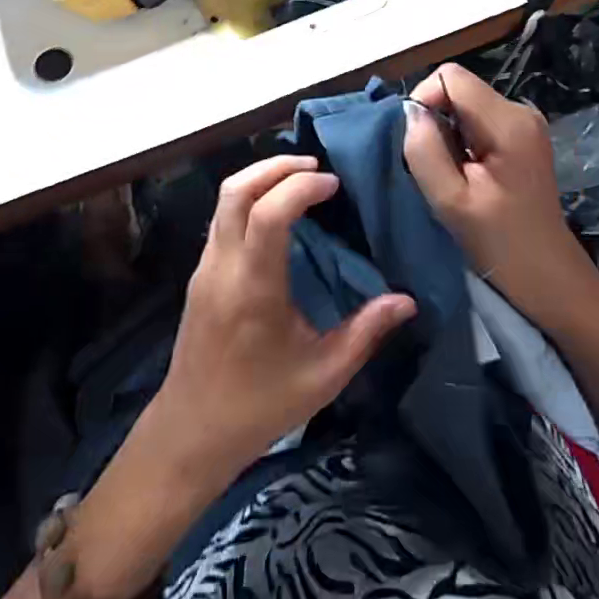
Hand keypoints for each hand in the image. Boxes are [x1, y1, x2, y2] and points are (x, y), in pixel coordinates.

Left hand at [154, 155, 416, 472]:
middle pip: (235, 190)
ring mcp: (205, 268)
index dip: (300, 187)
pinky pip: (222, 219)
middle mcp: (222, 267)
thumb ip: (365, 333)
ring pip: (223, 200)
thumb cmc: (259, 406)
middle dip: (275, 166)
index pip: (267, 213)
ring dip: (260, 179)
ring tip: (301, 181)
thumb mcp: (323, 376)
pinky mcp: (200, 275)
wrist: (191, 431)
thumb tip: (407, 300)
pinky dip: (249, 200)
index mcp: (253, 288)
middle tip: (315, 167)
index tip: (333, 185)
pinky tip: (278, 214)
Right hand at [403, 64, 598, 332]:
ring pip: (465, 105)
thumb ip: (425, 149)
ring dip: (447, 134)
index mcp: (507, 122)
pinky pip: (477, 121)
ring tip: (452, 176)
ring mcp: (524, 123)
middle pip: (458, 89)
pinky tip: (467, 176)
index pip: (449, 77)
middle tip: (436, 168)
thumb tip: (411, 112)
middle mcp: (520, 111)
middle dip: (436, 121)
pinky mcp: (522, 137)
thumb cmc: (499, 242)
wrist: (547, 274)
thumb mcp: (450, 201)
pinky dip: (462, 142)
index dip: (424, 102)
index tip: (419, 144)